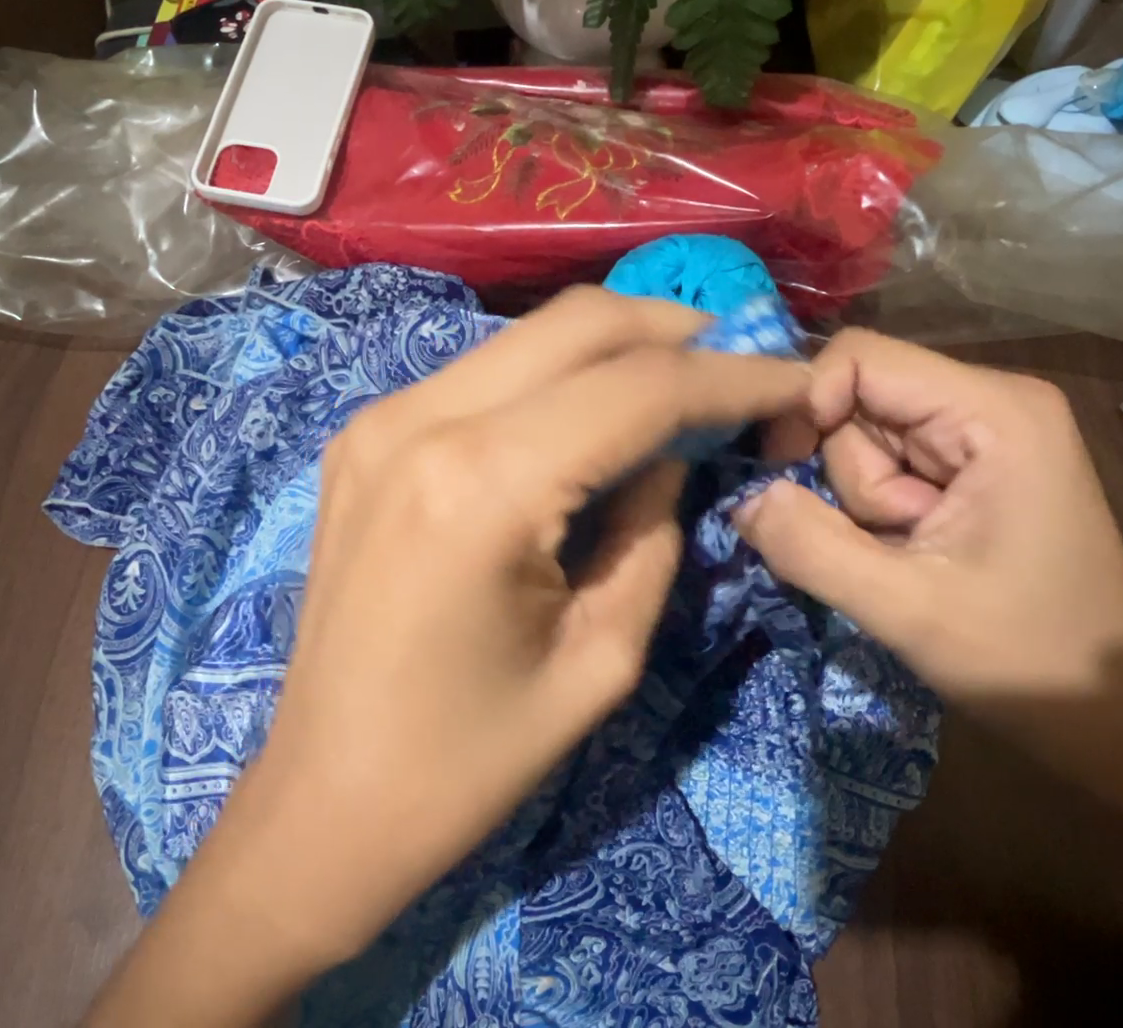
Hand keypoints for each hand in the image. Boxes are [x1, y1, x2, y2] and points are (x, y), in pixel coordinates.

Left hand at [205, 289, 807, 964]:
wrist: (327, 798)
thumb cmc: (469, 760)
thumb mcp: (600, 659)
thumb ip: (650, 535)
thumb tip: (674, 455)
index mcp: (483, 486)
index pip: (638, 389)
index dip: (732, 376)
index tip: (796, 379)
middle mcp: (421, 422)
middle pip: (578, 324)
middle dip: (677, 331)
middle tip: (742, 366)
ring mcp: (378, 422)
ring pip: (526, 338)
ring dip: (614, 349)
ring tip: (680, 389)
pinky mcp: (361, 439)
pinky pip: (481, 375)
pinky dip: (551, 380)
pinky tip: (590, 419)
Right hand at [740, 327, 1122, 708]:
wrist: (1109, 715)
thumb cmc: (1025, 657)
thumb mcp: (905, 609)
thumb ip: (810, 547)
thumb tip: (739, 498)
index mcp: (992, 410)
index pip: (860, 357)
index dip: (805, 405)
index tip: (780, 476)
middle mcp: (987, 404)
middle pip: (858, 403)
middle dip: (847, 479)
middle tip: (890, 543)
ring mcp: (980, 438)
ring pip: (863, 443)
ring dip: (863, 507)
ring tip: (913, 559)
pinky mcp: (969, 472)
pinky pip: (885, 472)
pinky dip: (876, 517)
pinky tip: (914, 557)